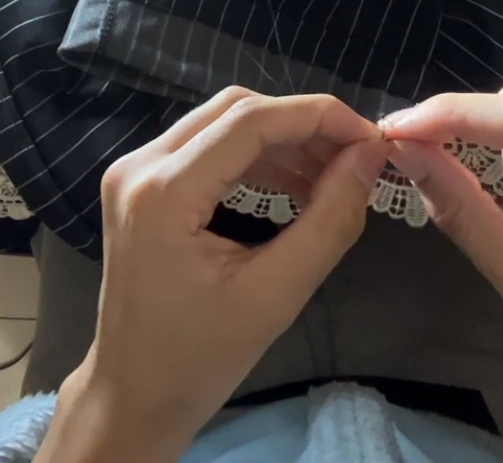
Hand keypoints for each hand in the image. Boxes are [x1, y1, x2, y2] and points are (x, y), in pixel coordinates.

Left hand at [38, 88, 388, 461]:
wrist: (132, 394)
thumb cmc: (200, 357)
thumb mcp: (275, 295)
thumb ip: (329, 220)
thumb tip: (369, 156)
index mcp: (163, 191)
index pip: (249, 121)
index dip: (316, 116)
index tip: (370, 136)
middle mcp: (140, 164)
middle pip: (233, 110)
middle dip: (300, 124)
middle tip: (354, 155)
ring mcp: (134, 169)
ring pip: (220, 121)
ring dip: (279, 139)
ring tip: (332, 172)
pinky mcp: (141, 181)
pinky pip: (205, 145)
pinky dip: (252, 155)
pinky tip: (292, 182)